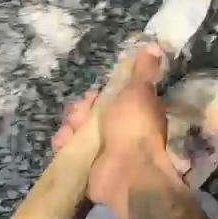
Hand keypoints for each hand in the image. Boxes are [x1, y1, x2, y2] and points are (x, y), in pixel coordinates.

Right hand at [51, 43, 184, 210]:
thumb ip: (142, 71)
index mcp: (133, 114)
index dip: (96, 96)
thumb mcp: (139, 92)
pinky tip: (63, 144)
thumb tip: (154, 46)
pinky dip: (64, 146)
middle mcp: (119, 132)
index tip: (91, 96)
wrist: (127, 172)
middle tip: (78, 117)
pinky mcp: (89, 167)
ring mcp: (103, 151)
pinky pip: (71, 152)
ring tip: (69, 133)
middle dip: (79, 112)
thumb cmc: (134, 127)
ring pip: (77, 133)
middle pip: (89, 116)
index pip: (108, 100)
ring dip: (69, 129)